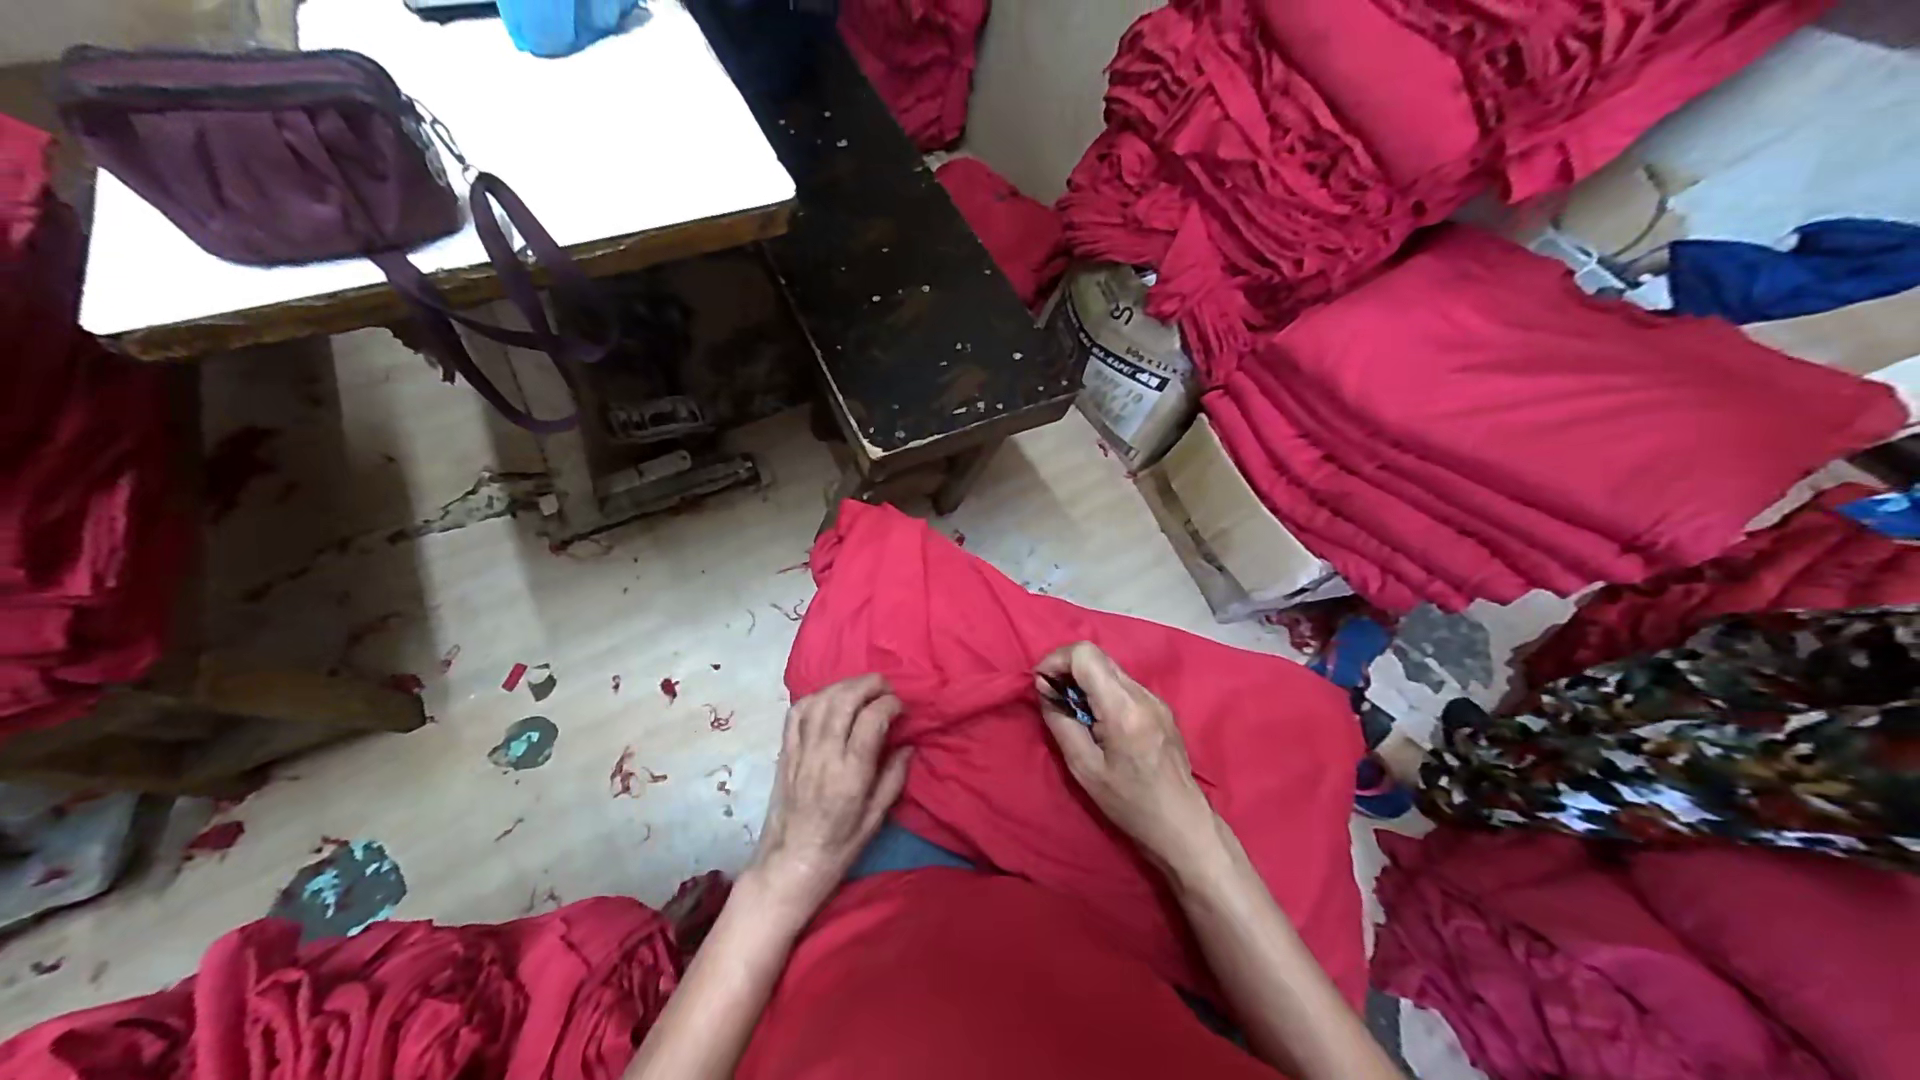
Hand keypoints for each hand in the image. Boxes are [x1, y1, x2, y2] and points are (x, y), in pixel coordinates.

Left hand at [746, 674, 911, 925]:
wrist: (789, 865)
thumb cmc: (838, 848)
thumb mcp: (875, 819)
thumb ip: (893, 778)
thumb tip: (908, 746)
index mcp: (850, 775)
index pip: (871, 720)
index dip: (890, 704)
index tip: (901, 708)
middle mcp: (823, 756)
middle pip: (844, 700)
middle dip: (869, 685)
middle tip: (885, 688)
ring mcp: (800, 751)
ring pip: (821, 700)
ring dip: (845, 685)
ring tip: (862, 688)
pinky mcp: (785, 752)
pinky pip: (797, 712)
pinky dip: (817, 697)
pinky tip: (831, 699)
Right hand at [1035, 642, 1221, 876]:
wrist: (1182, 824)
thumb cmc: (1129, 803)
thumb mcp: (1083, 768)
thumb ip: (1060, 722)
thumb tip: (1044, 689)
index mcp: (1123, 709)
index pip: (1085, 655)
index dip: (1056, 660)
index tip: (1041, 684)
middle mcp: (1143, 694)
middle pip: (1097, 656)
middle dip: (1067, 669)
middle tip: (1052, 698)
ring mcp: (1156, 699)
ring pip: (1109, 668)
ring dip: (1084, 680)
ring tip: (1074, 712)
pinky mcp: (1161, 707)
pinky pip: (1123, 684)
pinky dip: (1102, 691)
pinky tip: (1098, 721)